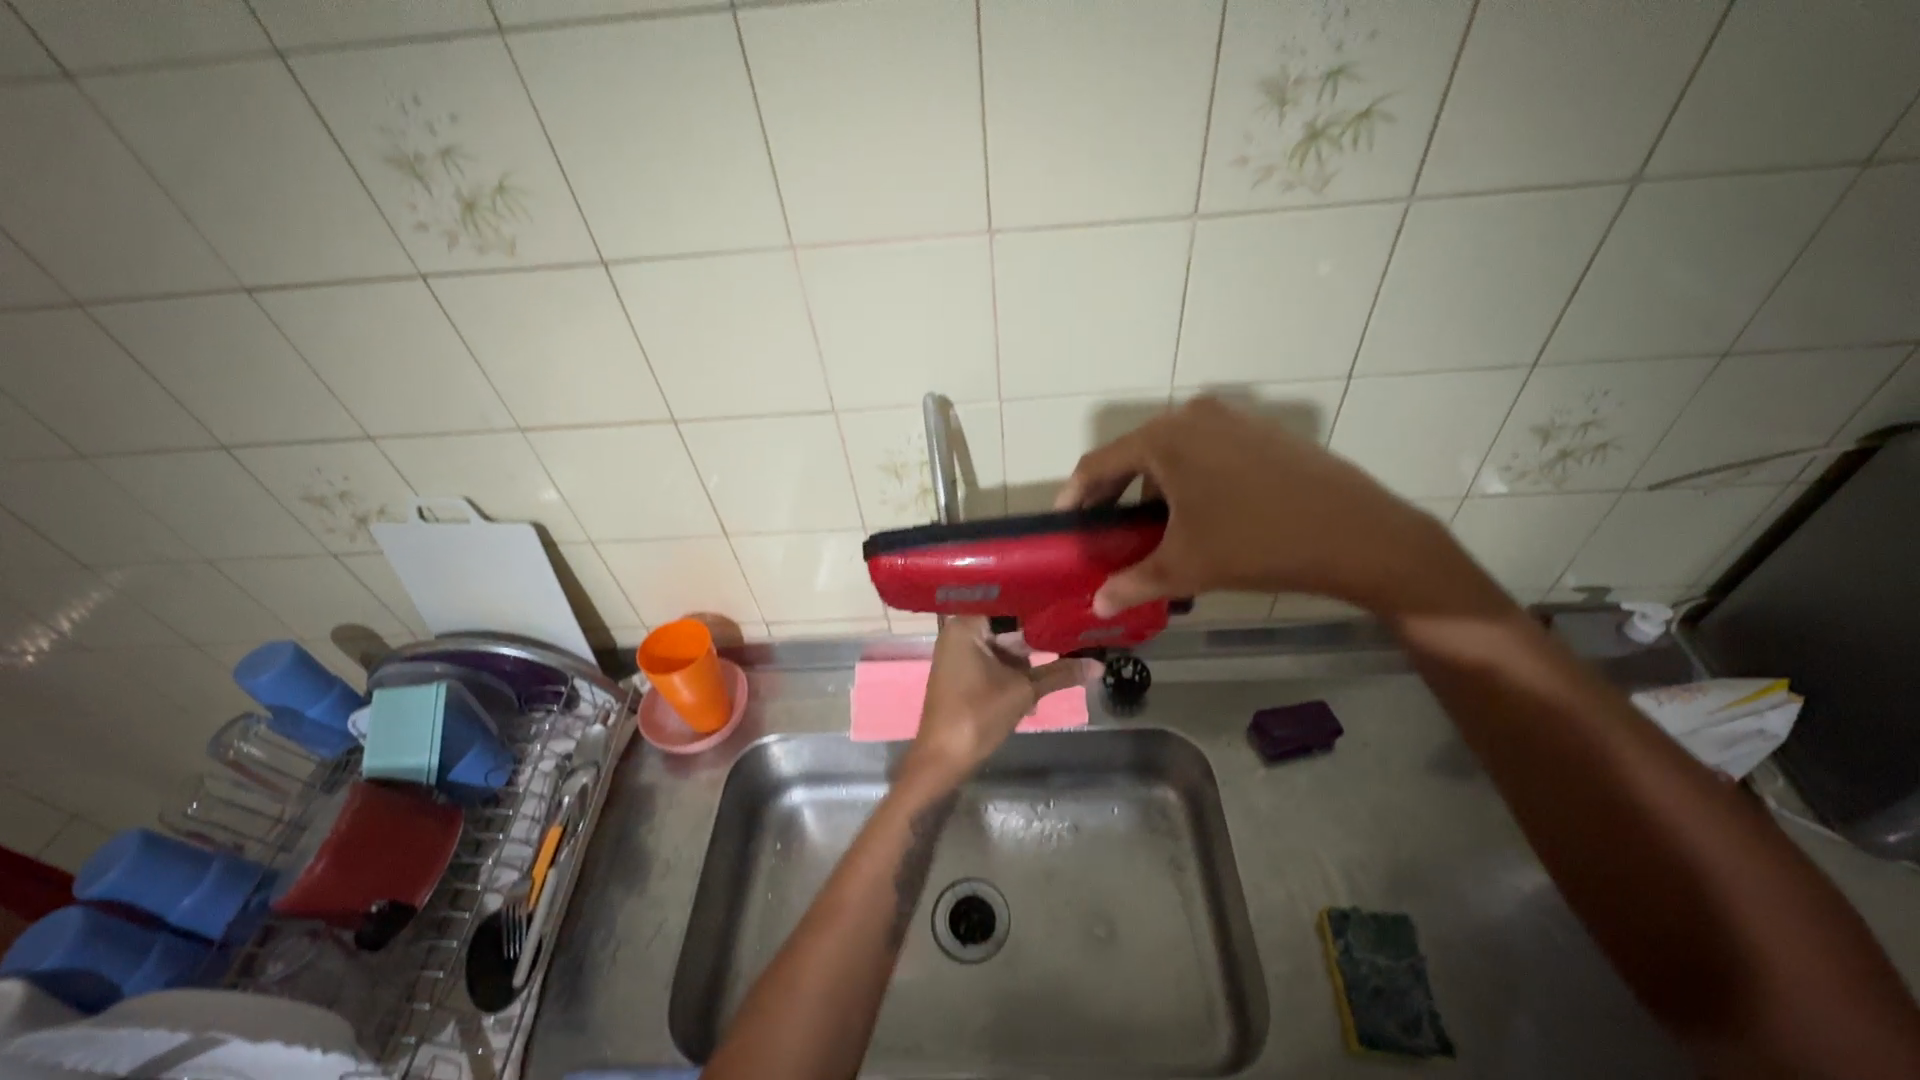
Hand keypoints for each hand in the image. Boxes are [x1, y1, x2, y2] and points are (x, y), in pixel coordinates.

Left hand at [906, 617, 1098, 783]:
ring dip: (1026, 659)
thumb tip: (1098, 665)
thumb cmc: (979, 715)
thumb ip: (1061, 673)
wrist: (943, 758)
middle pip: (1005, 623)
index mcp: (966, 624)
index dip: (1039, 602)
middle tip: (1072, 631)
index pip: (1008, 600)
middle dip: (1037, 635)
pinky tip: (1036, 685)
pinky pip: (992, 660)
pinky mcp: (960, 673)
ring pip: (1001, 645)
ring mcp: (957, 653)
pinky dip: (1012, 670)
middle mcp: (958, 631)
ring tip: (1060, 660)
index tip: (1067, 602)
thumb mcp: (1025, 691)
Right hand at [1055, 396, 1503, 619]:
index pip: (1099, 464)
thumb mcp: (1185, 568)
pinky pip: (1207, 451)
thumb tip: (1097, 605)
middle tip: (1104, 530)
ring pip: (1173, 452)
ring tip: (1151, 529)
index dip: (1076, 496)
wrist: (1355, 534)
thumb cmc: (1256, 545)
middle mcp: (1193, 415)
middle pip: (1135, 453)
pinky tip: (1200, 515)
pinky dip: (1189, 479)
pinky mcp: (1263, 431)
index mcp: (1164, 439)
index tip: (1065, 524)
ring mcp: (1233, 419)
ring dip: (1153, 487)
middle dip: (1114, 493)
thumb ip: (1131, 583)